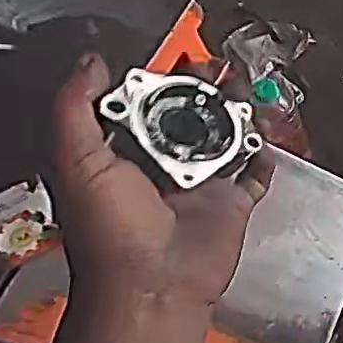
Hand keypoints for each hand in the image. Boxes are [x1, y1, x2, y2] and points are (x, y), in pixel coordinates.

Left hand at [52, 53, 272, 306]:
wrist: (155, 281)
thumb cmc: (112, 228)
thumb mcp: (76, 162)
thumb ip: (76, 109)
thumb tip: (91, 62)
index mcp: (128, 151)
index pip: (150, 103)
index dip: (167, 80)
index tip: (185, 61)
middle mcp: (168, 163)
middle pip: (197, 116)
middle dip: (213, 92)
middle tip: (226, 74)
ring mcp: (205, 183)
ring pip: (230, 139)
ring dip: (243, 117)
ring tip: (253, 101)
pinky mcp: (234, 202)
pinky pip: (255, 176)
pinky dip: (264, 160)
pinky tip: (266, 144)